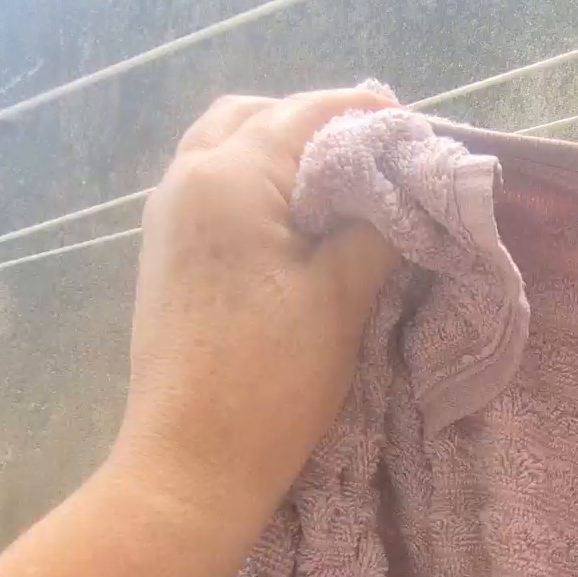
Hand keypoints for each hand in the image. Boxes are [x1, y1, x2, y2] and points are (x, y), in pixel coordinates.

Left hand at [110, 88, 399, 521]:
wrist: (195, 460)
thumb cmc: (273, 378)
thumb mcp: (340, 298)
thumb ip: (376, 230)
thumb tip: (405, 193)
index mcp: (228, 177)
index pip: (304, 116)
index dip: (361, 115)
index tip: (410, 124)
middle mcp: (185, 181)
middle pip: (253, 119)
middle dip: (312, 124)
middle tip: (369, 153)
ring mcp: (167, 221)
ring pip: (225, 153)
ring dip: (279, 154)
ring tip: (335, 184)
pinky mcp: (167, 258)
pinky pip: (213, 193)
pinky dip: (256, 188)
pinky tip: (293, 223)